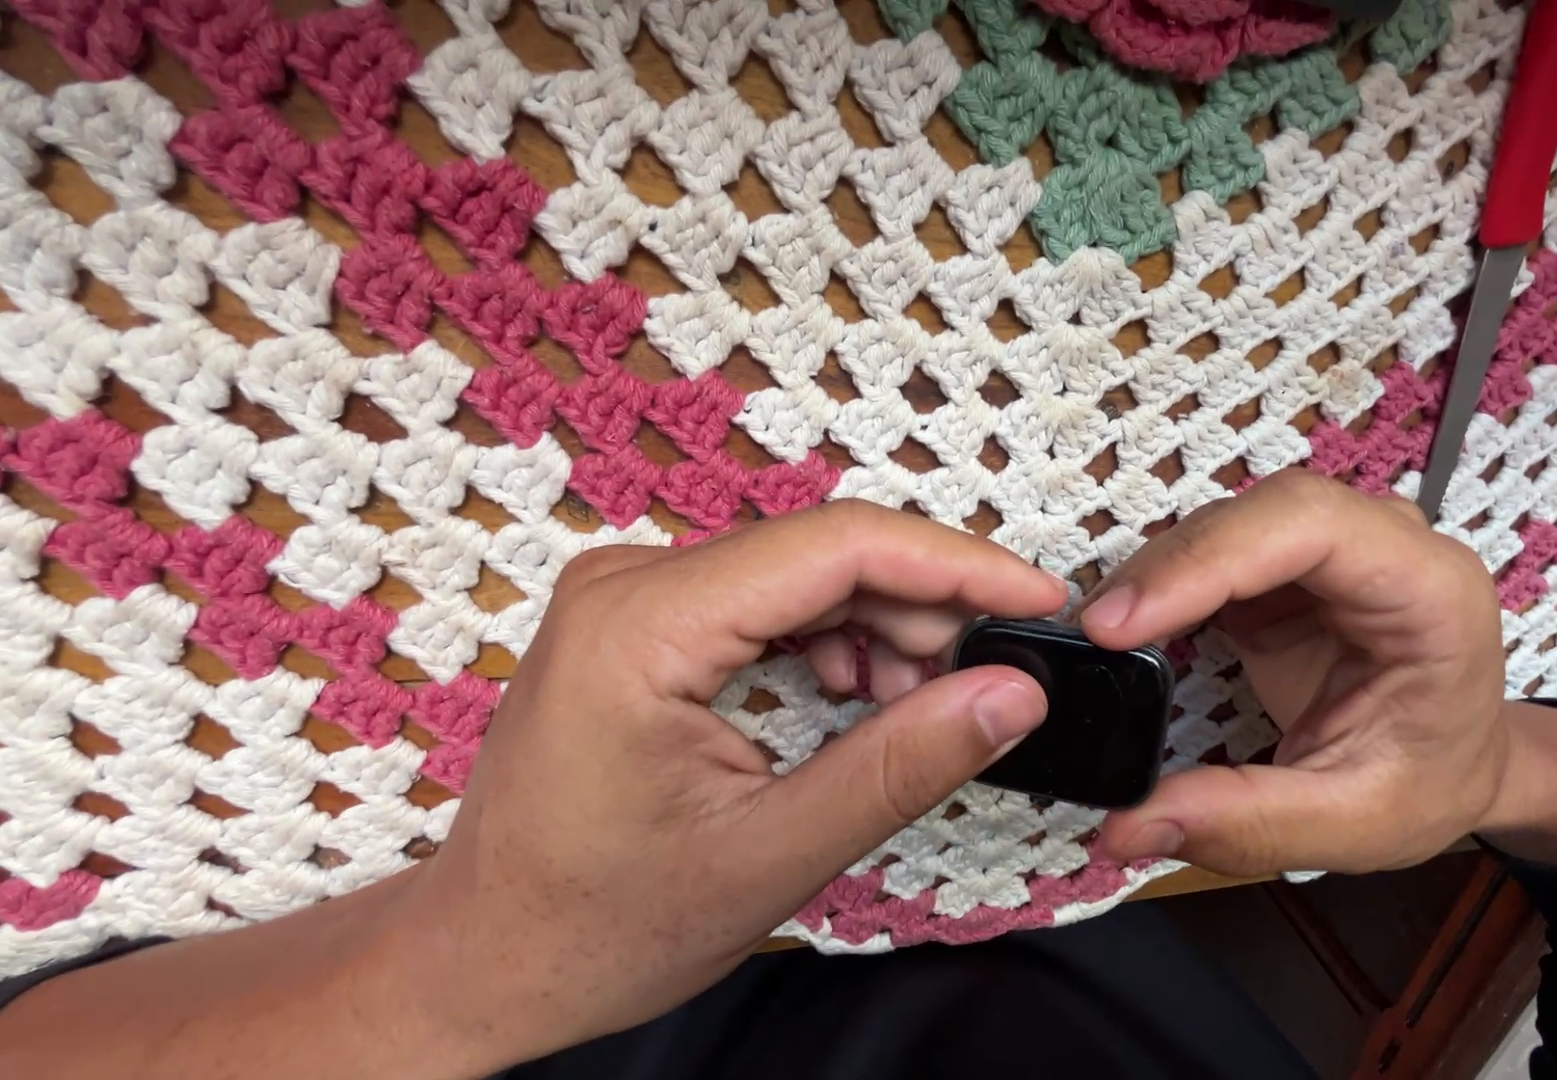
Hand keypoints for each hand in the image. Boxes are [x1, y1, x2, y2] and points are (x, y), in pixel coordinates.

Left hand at [391, 501, 1067, 1065]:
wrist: (482, 954)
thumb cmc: (600, 925)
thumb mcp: (772, 856)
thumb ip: (902, 766)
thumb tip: (1015, 695)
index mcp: (645, 625)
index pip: (837, 545)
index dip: (956, 564)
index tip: (1038, 598)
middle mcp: (634, 579)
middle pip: (828, 553)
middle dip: (924, 612)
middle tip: (979, 688)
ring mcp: (639, 590)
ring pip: (810, 573)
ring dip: (885, 630)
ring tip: (915, 712)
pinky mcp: (654, 614)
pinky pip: (777, 598)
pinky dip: (840, 642)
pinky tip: (862, 700)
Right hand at [1081, 469, 1510, 874]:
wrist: (1460, 758)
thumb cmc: (1430, 781)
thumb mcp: (1353, 823)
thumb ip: (1247, 824)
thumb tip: (1124, 828)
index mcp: (1429, 590)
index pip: (1308, 527)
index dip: (1207, 559)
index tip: (1123, 624)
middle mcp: (1382, 542)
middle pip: (1253, 515)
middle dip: (1166, 569)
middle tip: (1097, 634)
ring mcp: (1330, 544)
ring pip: (1222, 523)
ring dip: (1154, 573)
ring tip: (1103, 634)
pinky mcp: (1282, 562)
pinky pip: (1211, 550)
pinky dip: (1162, 584)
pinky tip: (1129, 625)